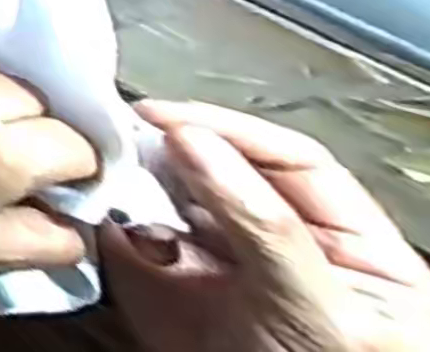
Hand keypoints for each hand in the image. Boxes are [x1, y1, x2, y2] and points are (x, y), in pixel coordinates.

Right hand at [101, 101, 429, 351]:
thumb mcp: (318, 313)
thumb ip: (261, 223)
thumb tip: (183, 133)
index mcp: (342, 244)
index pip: (290, 159)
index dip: (227, 128)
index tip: (157, 115)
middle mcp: (266, 232)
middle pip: (211, 162)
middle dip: (160, 145)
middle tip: (111, 134)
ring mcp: (202, 245)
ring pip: (156, 182)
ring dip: (123, 170)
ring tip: (95, 166)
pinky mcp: (148, 258)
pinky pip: (117, 213)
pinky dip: (96, 199)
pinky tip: (87, 196)